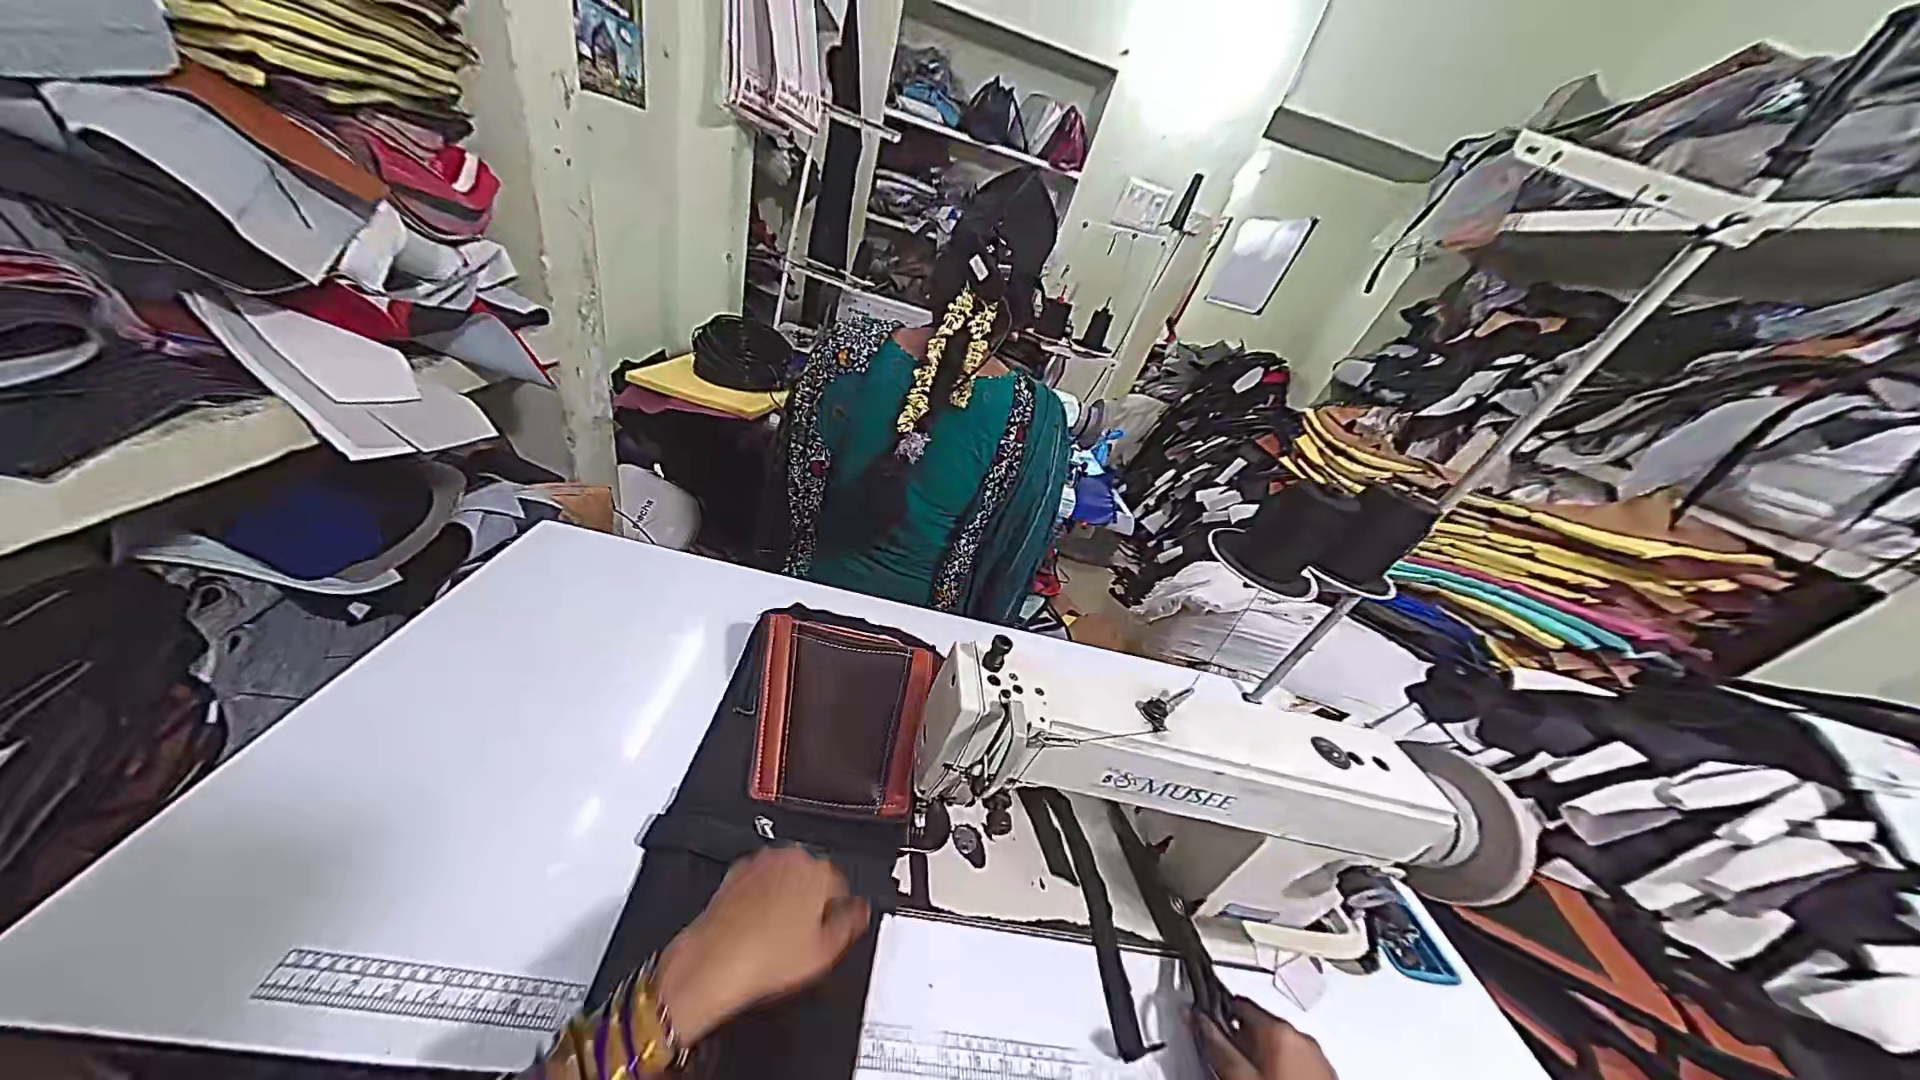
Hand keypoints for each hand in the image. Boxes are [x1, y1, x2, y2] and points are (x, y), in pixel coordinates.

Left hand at [652, 848, 871, 1042]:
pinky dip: (761, 894)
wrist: (714, 962)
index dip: (836, 909)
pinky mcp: (737, 870)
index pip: (841, 884)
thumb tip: (859, 911)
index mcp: (820, 871)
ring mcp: (763, 861)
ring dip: (786, 893)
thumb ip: (851, 923)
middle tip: (803, 931)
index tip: (828, 925)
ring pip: (786, 874)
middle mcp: (792, 858)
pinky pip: (759, 879)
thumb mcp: (825, 951)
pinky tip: (756, 923)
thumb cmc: (764, 957)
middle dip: (811, 897)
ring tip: (776, 929)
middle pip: (813, 875)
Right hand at [1192, 997, 1336, 1079]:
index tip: (1205, 1026)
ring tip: (1248, 1079)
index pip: (1238, 1004)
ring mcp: (1318, 1060)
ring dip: (1260, 1058)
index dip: (1217, 1015)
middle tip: (1227, 1065)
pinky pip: (1295, 1063)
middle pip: (1258, 1026)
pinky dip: (1280, 1071)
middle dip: (1240, 1041)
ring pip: (1277, 1047)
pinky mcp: (1327, 1078)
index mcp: (1279, 1030)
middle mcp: (1302, 1038)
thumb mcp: (1241, 1079)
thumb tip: (1199, 1021)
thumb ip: (1217, 1047)